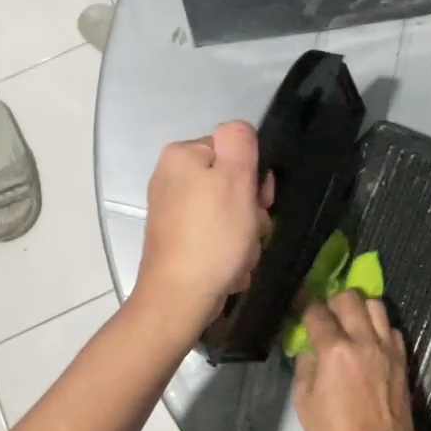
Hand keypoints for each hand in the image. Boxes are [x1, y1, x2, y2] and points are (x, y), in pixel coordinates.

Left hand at [133, 121, 272, 338]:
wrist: (179, 298)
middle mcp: (170, 178)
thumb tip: (238, 131)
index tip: (261, 201)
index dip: (254, 176)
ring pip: (227, 214)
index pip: (234, 150)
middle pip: (230, 183)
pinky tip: (228, 268)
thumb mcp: (236, 178)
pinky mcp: (176, 240)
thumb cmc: (212, 236)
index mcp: (181, 155)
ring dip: (242, 236)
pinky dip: (227, 252)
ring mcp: (171, 211)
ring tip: (238, 255)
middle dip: (249, 212)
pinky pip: (214, 237)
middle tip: (249, 232)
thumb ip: (240, 142)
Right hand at [293, 292, 428, 430]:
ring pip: (375, 305)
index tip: (297, 305)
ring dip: (359, 308)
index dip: (303, 304)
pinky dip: (379, 327)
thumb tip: (310, 350)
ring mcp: (387, 348)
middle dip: (332, 301)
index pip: (316, 311)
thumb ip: (304, 367)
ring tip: (349, 324)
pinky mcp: (403, 360)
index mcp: (335, 351)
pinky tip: (369, 343)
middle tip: (324, 315)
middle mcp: (364, 340)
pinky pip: (391, 328)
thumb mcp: (304, 404)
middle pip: (349, 297)